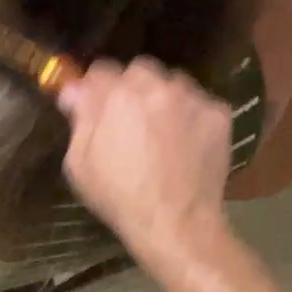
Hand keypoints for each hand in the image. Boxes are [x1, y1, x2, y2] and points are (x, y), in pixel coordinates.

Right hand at [58, 58, 235, 273]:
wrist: (175, 221)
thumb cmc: (118, 197)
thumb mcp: (79, 164)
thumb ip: (79, 119)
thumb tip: (74, 90)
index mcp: (117, 97)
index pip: (100, 70)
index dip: (93, 87)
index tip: (90, 104)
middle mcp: (157, 87)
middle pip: (138, 70)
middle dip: (129, 88)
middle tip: (125, 119)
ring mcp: (192, 98)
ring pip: (170, 83)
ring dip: (160, 98)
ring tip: (157, 131)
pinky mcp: (218, 112)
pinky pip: (197, 102)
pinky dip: (187, 115)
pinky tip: (182, 142)